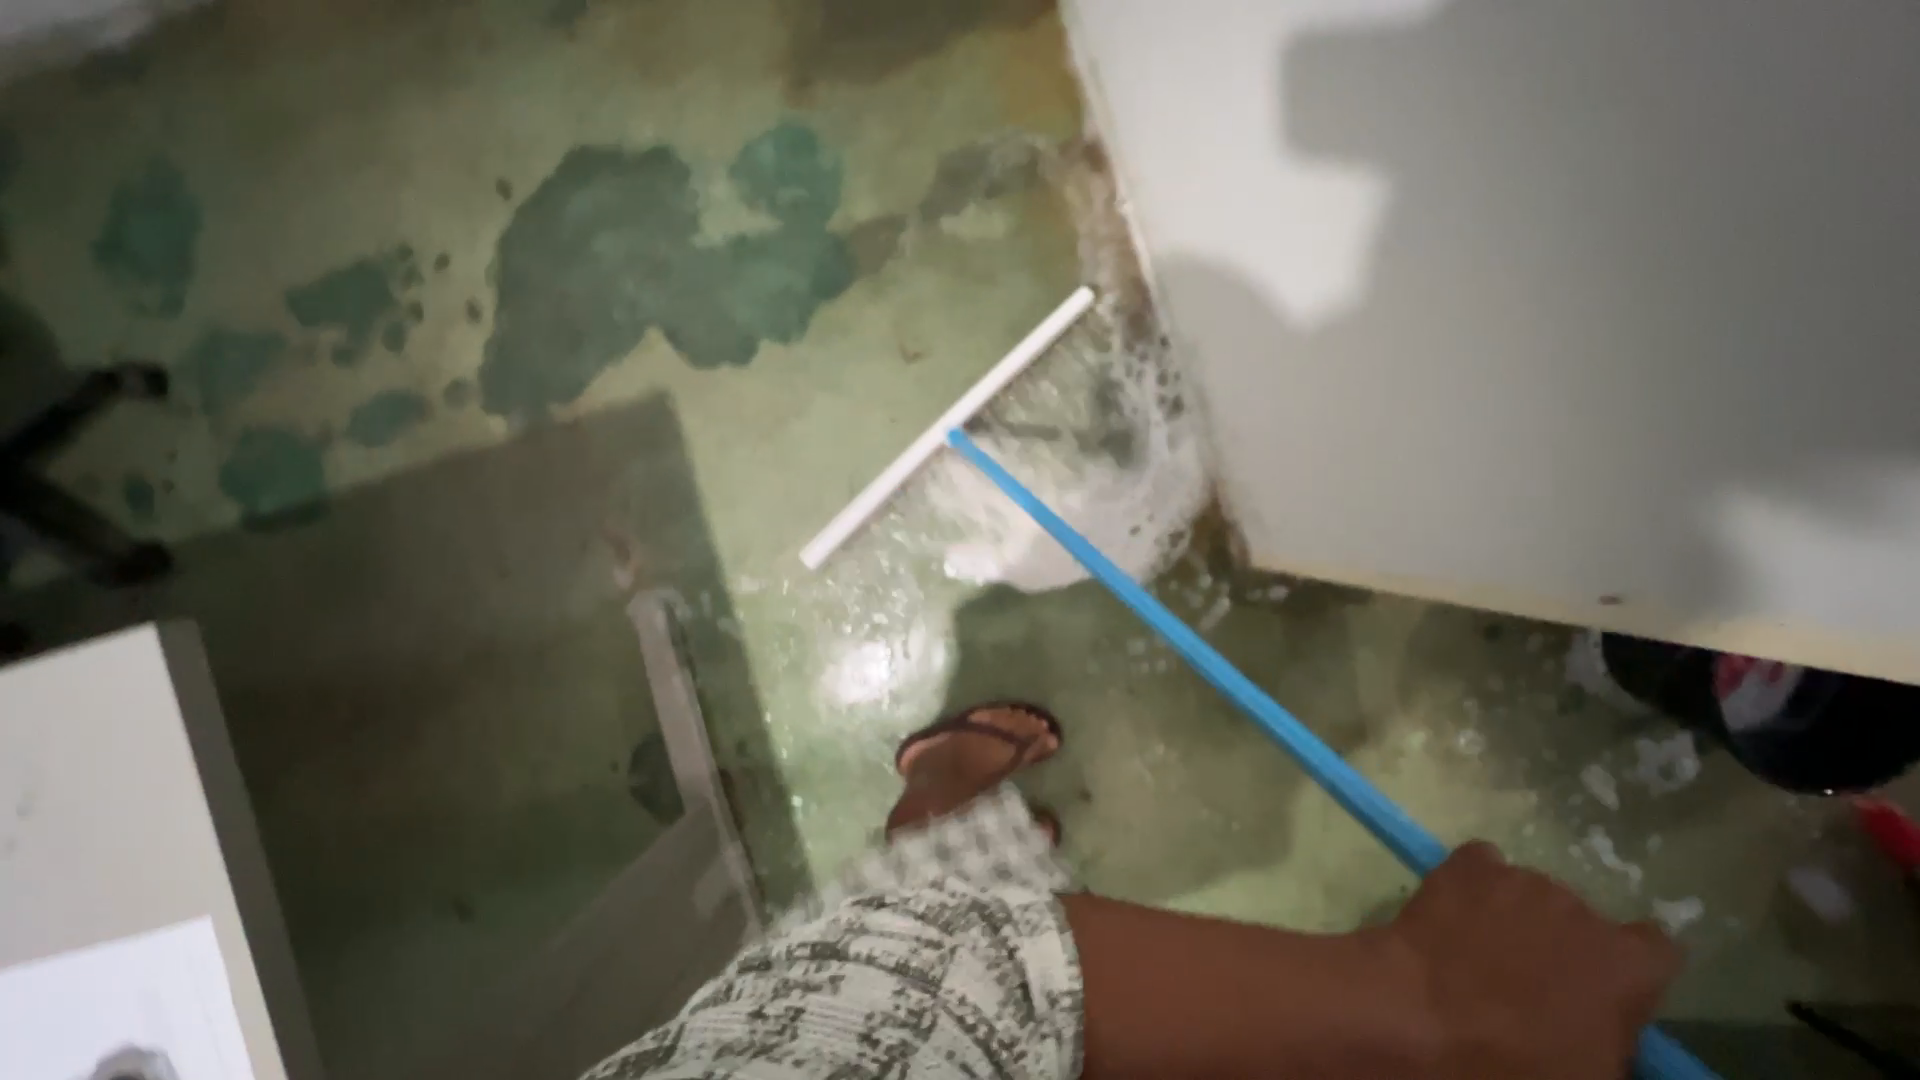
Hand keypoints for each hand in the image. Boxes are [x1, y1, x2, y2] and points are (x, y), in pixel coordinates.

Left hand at [1387, 841, 1682, 1079]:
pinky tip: (1457, 907)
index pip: (1654, 948)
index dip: (1630, 965)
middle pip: (1579, 918)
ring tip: (1483, 943)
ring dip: (1515, 911)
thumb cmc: (1521, 1059)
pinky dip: (1473, 881)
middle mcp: (1579, 907)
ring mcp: (1519, 879)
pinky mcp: (1466, 864)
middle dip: (1560, 940)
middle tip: (1528, 972)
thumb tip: (1600, 1011)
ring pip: (1528, 891)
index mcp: (1629, 963)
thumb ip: (1612, 1025)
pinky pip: (1480, 863)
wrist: (1428, 1015)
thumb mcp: (1597, 1066)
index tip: (1606, 983)